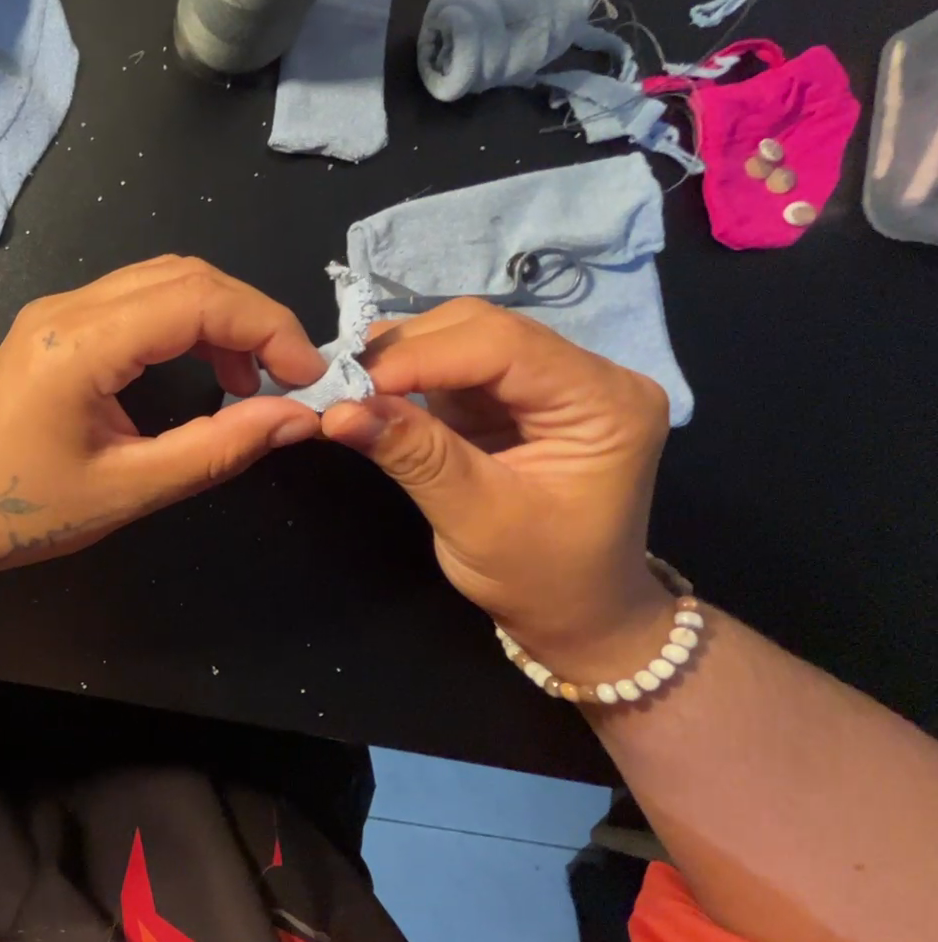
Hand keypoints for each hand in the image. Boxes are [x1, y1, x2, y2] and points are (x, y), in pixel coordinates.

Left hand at [0, 256, 324, 572]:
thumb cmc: (29, 509)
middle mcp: (66, 310)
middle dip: (250, 318)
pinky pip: (135, 301)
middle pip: (184, 276)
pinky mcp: (56, 324)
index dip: (266, 327)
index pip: (196, 299)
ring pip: (162, 281)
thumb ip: (217, 448)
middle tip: (286, 377)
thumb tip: (296, 419)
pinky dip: (184, 324)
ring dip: (219, 318)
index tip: (307, 375)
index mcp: (78, 346)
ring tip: (247, 381)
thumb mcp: (131, 489)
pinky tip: (204, 369)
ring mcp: (56, 311)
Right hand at [319, 299, 674, 675]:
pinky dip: (405, 376)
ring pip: (461, 337)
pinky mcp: (511, 397)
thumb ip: (414, 455)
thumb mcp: (474, 518)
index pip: (504, 346)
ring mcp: (546, 383)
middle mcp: (584, 376)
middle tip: (340, 385)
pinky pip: (451, 365)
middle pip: (483, 327)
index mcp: (604, 402)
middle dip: (406, 351)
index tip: (350, 384)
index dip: (420, 356)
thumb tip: (337, 411)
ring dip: (399, 359)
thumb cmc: (540, 576)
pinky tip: (371, 395)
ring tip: (349, 390)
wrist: (576, 613)